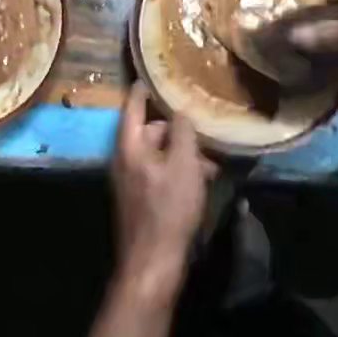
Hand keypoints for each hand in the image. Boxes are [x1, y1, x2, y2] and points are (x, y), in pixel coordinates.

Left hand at [111, 82, 215, 299]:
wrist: (153, 262)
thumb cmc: (168, 209)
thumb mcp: (183, 165)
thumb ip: (182, 132)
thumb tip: (181, 110)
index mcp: (129, 146)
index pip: (134, 106)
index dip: (143, 89)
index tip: (151, 74)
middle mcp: (125, 159)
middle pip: (149, 131)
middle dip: (176, 129)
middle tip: (203, 127)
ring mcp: (131, 180)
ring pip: (158, 154)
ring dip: (183, 153)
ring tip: (212, 162)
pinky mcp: (141, 198)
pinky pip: (160, 172)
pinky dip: (178, 170)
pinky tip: (202, 181)